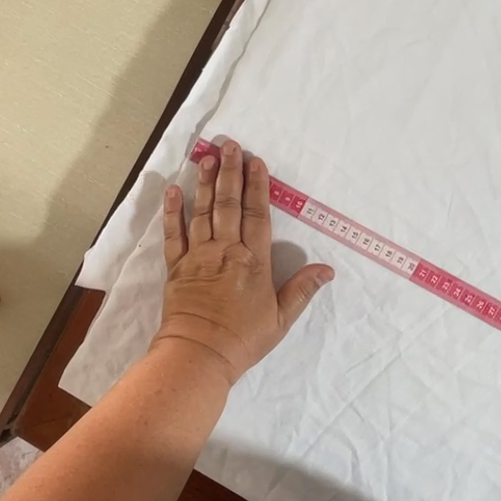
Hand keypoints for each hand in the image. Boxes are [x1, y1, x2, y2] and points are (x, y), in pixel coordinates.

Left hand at [154, 141, 333, 383]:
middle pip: (228, 204)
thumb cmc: (243, 340)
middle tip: (229, 145)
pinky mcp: (176, 268)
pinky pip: (173, 234)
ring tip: (206, 157)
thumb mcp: (281, 319)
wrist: (198, 355)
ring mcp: (198, 257)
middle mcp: (225, 251)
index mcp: (253, 261)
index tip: (256, 161)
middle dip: (229, 172)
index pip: (257, 215)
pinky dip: (173, 212)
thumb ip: (302, 290)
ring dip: (203, 183)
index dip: (257, 186)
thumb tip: (327, 269)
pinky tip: (173, 191)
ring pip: (201, 212)